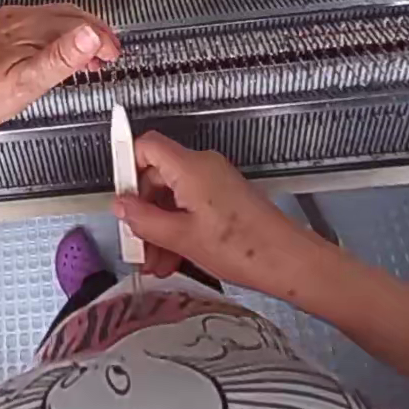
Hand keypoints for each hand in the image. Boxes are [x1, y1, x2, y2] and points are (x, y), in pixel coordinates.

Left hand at [0, 4, 119, 142]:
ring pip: (45, 22)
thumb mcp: (24, 84)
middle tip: (107, 53)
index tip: (114, 53)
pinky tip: (43, 55)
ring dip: (71, 36)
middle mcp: (10, 20)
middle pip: (63, 17)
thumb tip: (91, 35)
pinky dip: (48, 39)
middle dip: (90, 33)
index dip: (101, 37)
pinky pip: (26, 29)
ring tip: (84, 56)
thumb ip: (61, 58)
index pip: (76, 22)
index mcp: (24, 26)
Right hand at [112, 132, 338, 296]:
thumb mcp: (181, 238)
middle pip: (156, 174)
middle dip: (143, 209)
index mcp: (189, 166)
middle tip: (136, 242)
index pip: (146, 145)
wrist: (288, 261)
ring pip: (172, 195)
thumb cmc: (241, 246)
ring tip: (155, 262)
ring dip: (159, 225)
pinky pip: (189, 204)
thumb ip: (144, 220)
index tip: (120, 196)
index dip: (128, 166)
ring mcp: (214, 181)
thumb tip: (120, 206)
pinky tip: (172, 258)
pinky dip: (177, 227)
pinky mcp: (223, 196)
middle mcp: (201, 166)